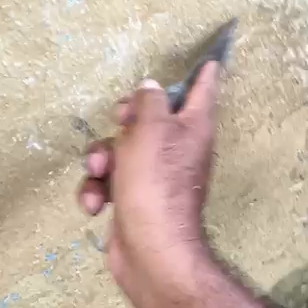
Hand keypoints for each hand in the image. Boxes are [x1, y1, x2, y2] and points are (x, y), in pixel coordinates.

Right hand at [78, 62, 221, 307]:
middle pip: (149, 115)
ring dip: (102, 159)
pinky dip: (97, 189)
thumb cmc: (155, 182)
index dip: (206, 70)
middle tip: (120, 121)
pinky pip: (109, 181)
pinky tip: (95, 204)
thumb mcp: (150, 129)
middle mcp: (178, 147)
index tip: (213, 57)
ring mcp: (155, 175)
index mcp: (193, 125)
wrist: (149, 251)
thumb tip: (151, 87)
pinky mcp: (133, 199)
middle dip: (125, 118)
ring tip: (99, 173)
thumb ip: (149, 101)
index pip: (204, 88)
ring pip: (121, 148)